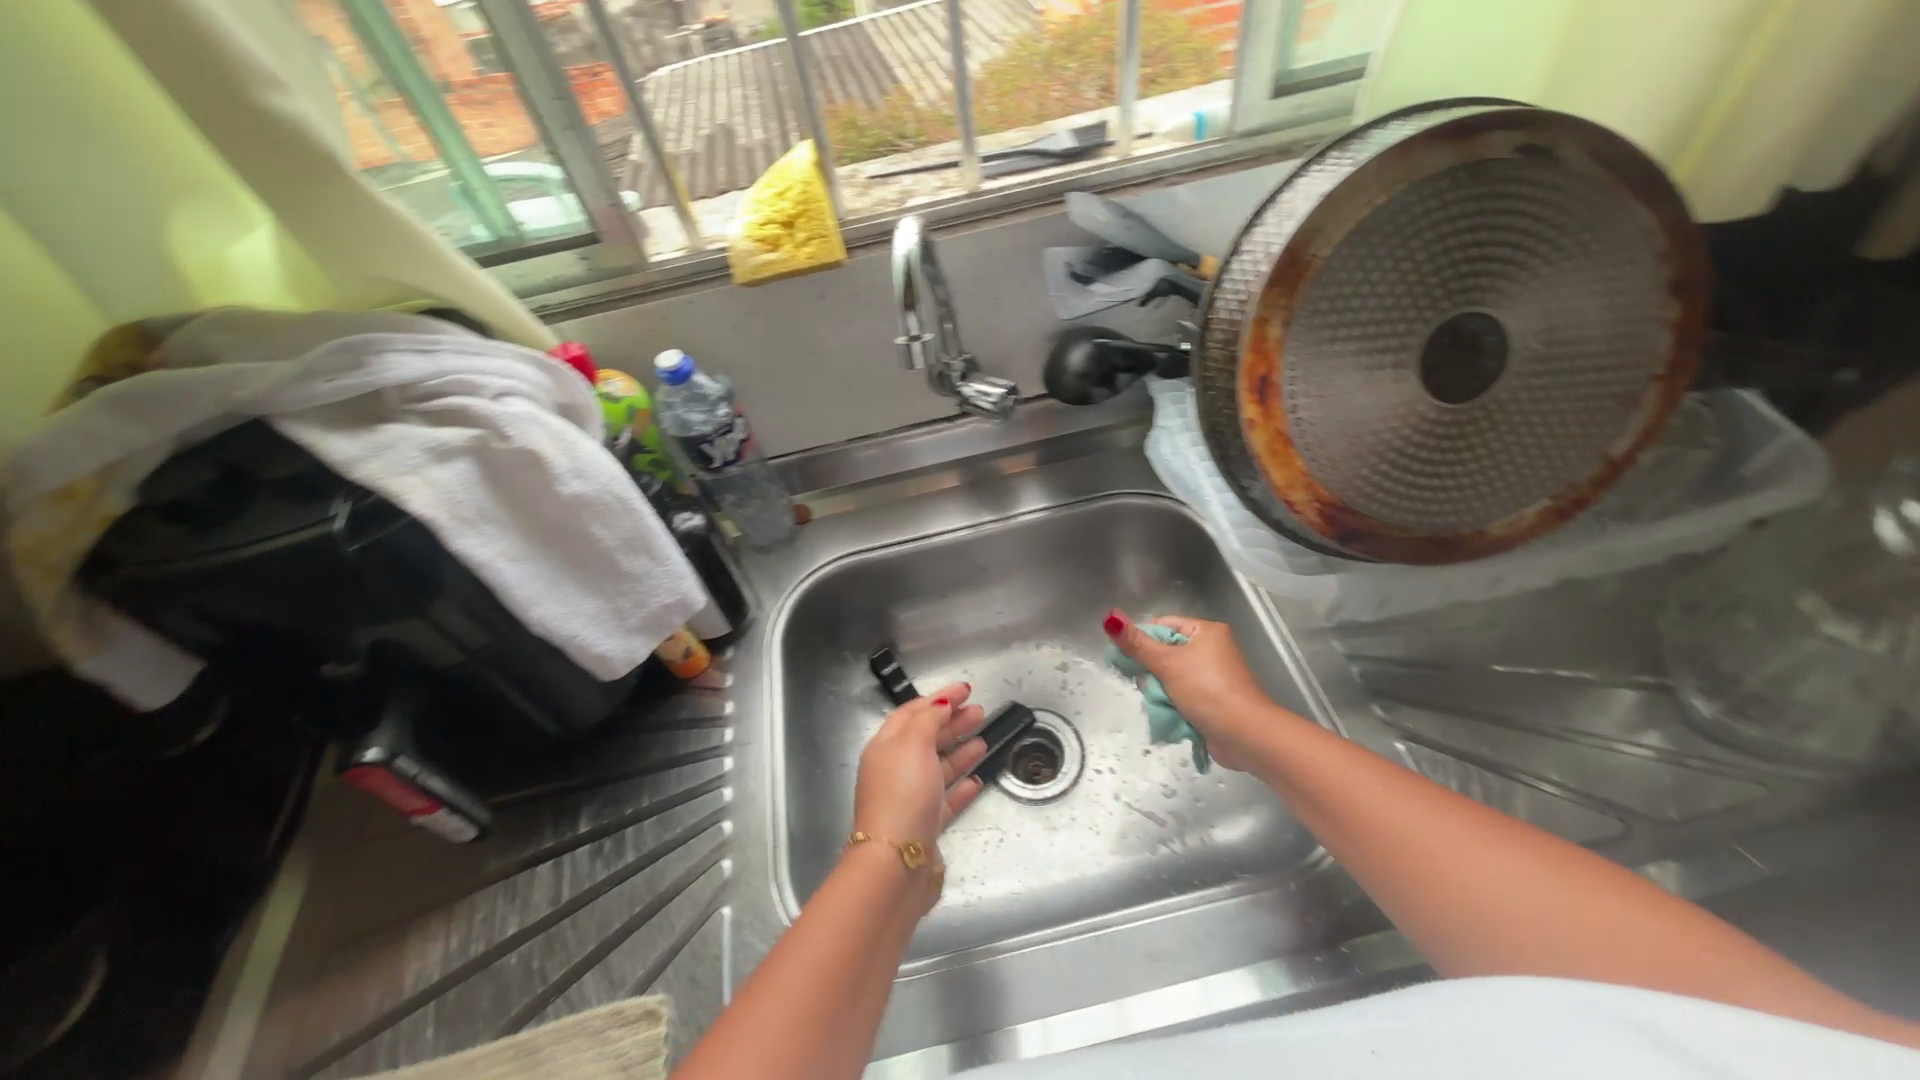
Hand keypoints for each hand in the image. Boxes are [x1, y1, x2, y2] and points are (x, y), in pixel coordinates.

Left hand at [851, 683, 989, 905]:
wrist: (896, 864)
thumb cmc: (902, 796)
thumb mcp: (913, 745)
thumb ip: (929, 719)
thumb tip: (941, 703)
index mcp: (885, 748)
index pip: (912, 713)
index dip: (939, 698)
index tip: (966, 689)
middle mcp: (895, 771)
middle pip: (926, 739)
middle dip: (952, 722)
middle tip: (980, 712)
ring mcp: (911, 800)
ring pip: (938, 768)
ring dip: (960, 751)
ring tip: (985, 739)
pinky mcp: (926, 826)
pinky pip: (946, 800)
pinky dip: (962, 787)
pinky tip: (978, 780)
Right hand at [1103, 611, 1290, 770]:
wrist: (1244, 734)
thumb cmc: (1207, 690)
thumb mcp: (1168, 663)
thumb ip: (1137, 643)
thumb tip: (1110, 616)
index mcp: (1206, 632)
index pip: (1163, 626)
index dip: (1142, 640)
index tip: (1127, 659)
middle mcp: (1211, 650)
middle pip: (1165, 653)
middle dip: (1151, 671)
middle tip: (1147, 685)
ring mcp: (1212, 677)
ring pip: (1170, 678)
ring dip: (1160, 691)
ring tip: (1160, 703)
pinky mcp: (1212, 700)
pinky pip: (1181, 696)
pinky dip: (1173, 704)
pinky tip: (1169, 714)